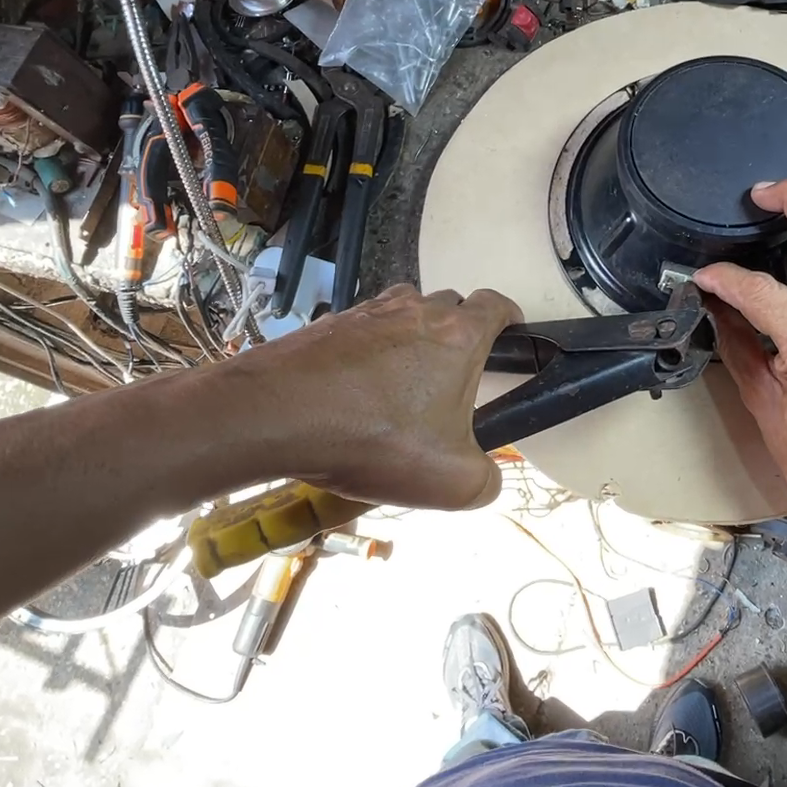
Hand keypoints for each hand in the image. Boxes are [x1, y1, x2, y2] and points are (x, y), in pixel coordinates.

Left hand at [215, 284, 521, 509]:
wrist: (276, 414)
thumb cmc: (376, 440)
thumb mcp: (450, 482)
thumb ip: (485, 481)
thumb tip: (487, 479)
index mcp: (458, 336)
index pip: (496, 305)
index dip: (509, 317)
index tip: (510, 336)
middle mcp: (417, 311)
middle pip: (450, 306)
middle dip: (458, 333)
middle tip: (452, 379)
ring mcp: (368, 312)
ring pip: (405, 312)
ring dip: (413, 337)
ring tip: (402, 384)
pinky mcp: (328, 324)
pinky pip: (363, 330)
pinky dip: (368, 351)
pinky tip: (354, 392)